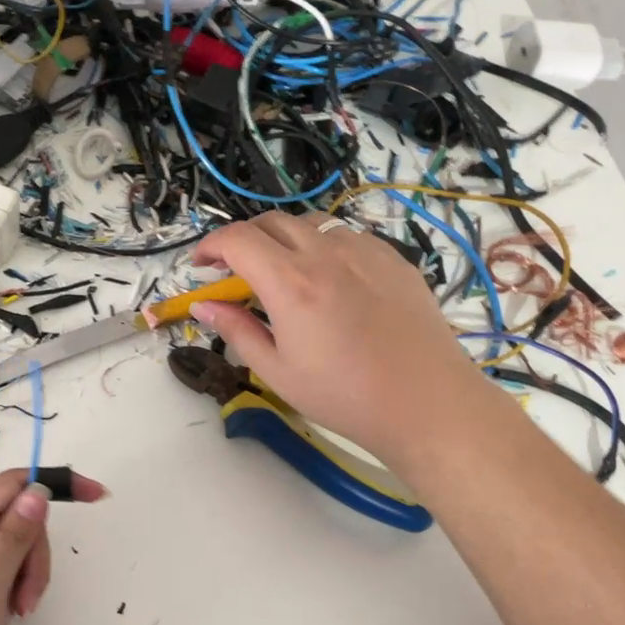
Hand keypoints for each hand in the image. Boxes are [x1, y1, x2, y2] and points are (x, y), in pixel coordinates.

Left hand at [0, 469, 106, 624]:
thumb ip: (14, 535)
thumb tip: (37, 491)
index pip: (14, 482)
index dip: (55, 482)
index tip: (96, 496)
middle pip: (19, 517)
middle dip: (36, 553)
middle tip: (29, 596)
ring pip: (16, 544)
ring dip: (28, 575)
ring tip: (18, 610)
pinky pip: (3, 565)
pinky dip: (16, 585)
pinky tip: (10, 611)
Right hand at [187, 210, 506, 470]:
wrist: (424, 402)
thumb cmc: (341, 394)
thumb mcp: (275, 370)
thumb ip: (236, 330)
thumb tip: (204, 305)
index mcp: (291, 283)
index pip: (238, 240)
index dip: (210, 246)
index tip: (200, 266)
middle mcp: (327, 255)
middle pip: (272, 222)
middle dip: (242, 238)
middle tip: (230, 269)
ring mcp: (365, 252)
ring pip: (311, 224)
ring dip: (282, 239)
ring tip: (276, 273)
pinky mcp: (394, 260)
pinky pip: (346, 237)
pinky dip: (321, 246)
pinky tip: (323, 280)